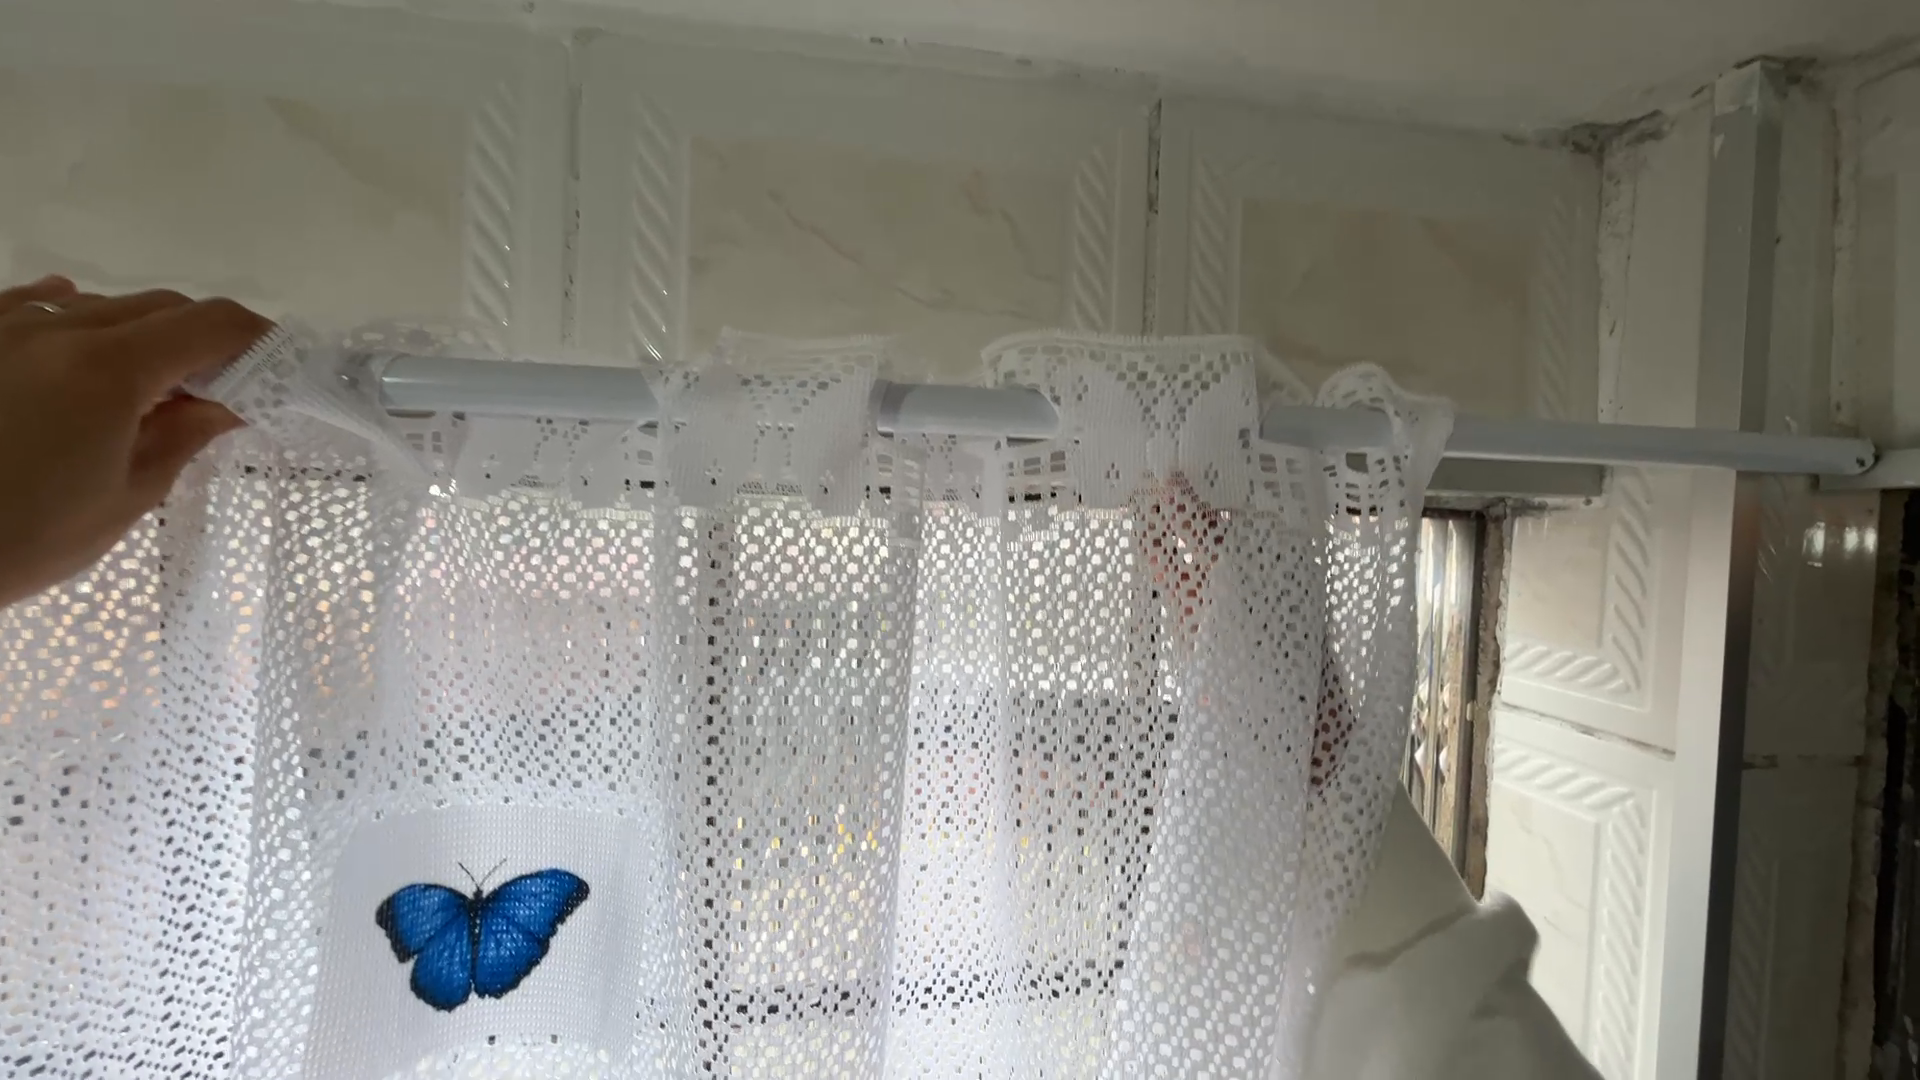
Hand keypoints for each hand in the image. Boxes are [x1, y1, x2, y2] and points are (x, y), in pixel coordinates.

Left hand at [0, 276, 270, 606]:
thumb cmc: (26, 534)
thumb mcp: (130, 493)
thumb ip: (184, 433)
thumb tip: (227, 401)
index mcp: (106, 369)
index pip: (211, 325)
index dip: (259, 339)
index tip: (284, 368)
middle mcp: (49, 332)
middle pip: (161, 307)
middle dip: (209, 339)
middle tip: (231, 384)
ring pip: (100, 305)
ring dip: (148, 334)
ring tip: (158, 381)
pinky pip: (26, 304)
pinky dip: (72, 313)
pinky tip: (82, 336)